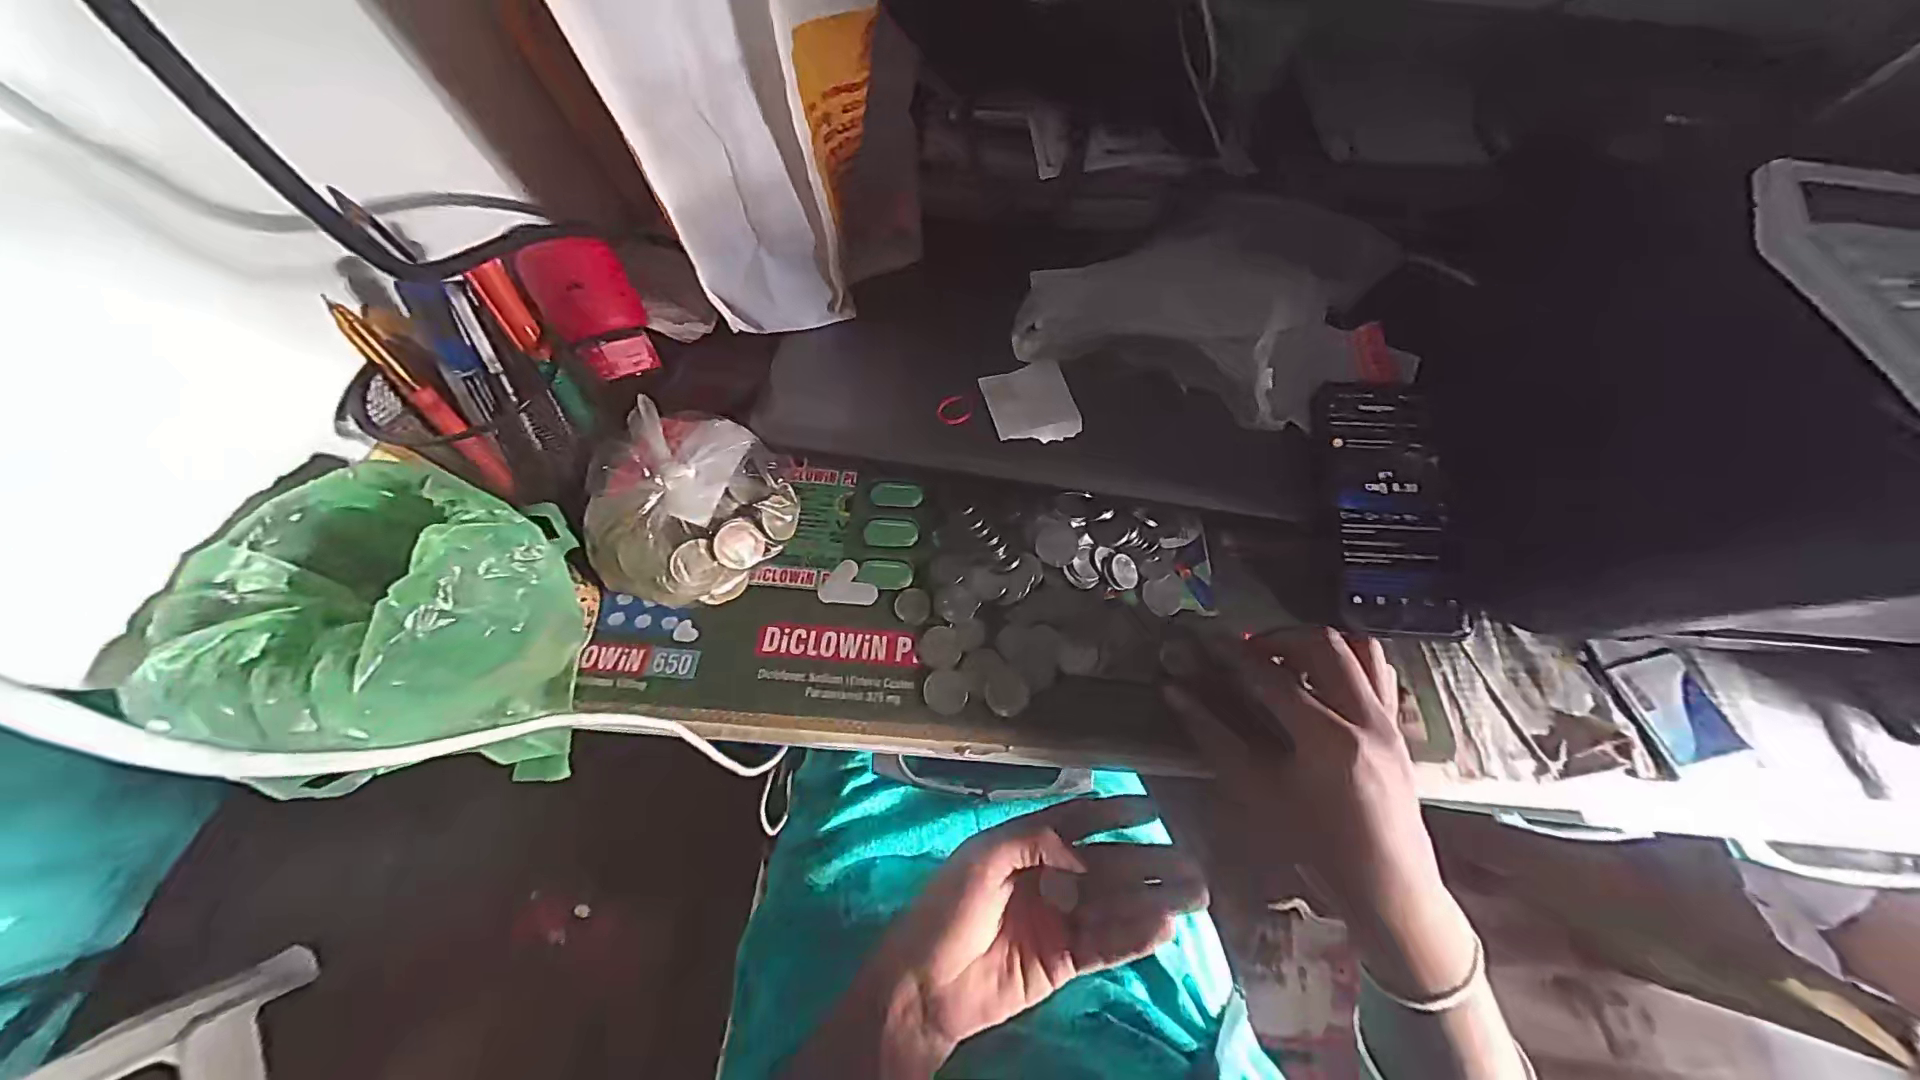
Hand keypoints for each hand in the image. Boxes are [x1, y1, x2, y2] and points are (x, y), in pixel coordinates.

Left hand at [783, 796, 1206, 1078]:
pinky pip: (1106, 944)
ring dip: (1152, 897)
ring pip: (1114, 904)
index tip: (1151, 807)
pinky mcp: (1064, 959)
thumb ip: (1031, 842)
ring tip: (1194, 893)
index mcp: (1027, 845)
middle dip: (1147, 860)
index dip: (1113, 812)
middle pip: (1107, 864)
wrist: (926, 982)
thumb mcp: (983, 860)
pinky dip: (1134, 936)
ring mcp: (1059, 919)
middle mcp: (1050, 877)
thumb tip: (1080, 849)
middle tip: (1191, 861)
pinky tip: (1163, 926)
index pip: (1078, 821)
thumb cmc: (948, 908)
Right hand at [1163, 629, 1474, 999]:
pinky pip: (1379, 672)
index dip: (1231, 654)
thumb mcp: (1255, 791)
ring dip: (1314, 644)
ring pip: (1357, 649)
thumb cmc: (1316, 846)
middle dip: (1277, 638)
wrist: (1389, 890)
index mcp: (1327, 738)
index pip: (1269, 676)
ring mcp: (1389, 721)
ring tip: (1284, 660)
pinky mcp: (1398, 729)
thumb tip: (1175, 693)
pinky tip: (1320, 678)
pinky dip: (1347, 660)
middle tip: (1247, 652)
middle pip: (1321, 645)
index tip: (1205, 640)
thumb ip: (1213, 735)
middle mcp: (1364, 719)